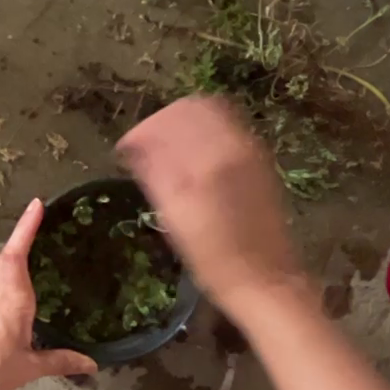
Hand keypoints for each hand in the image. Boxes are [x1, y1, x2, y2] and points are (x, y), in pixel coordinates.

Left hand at [0, 199, 98, 389]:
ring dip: (14, 261)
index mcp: (11, 299)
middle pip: (8, 259)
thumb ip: (60, 361)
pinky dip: (6, 286)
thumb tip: (91, 365)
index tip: (36, 205)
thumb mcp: (30, 367)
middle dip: (22, 237)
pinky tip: (14, 299)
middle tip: (36, 220)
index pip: (17, 254)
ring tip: (31, 253)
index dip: (26, 228)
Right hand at [117, 97, 305, 309]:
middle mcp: (236, 144)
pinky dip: (202, 140)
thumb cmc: (212, 256)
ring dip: (182, 130)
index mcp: (213, 155)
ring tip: (162, 156)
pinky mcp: (259, 166)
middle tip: (141, 151)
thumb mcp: (175, 215)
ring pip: (212, 119)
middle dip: (162, 125)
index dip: (143, 131)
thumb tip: (134, 144)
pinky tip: (189, 166)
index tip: (124, 151)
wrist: (264, 279)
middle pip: (194, 110)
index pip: (173, 117)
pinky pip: (226, 134)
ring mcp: (252, 153)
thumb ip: (156, 171)